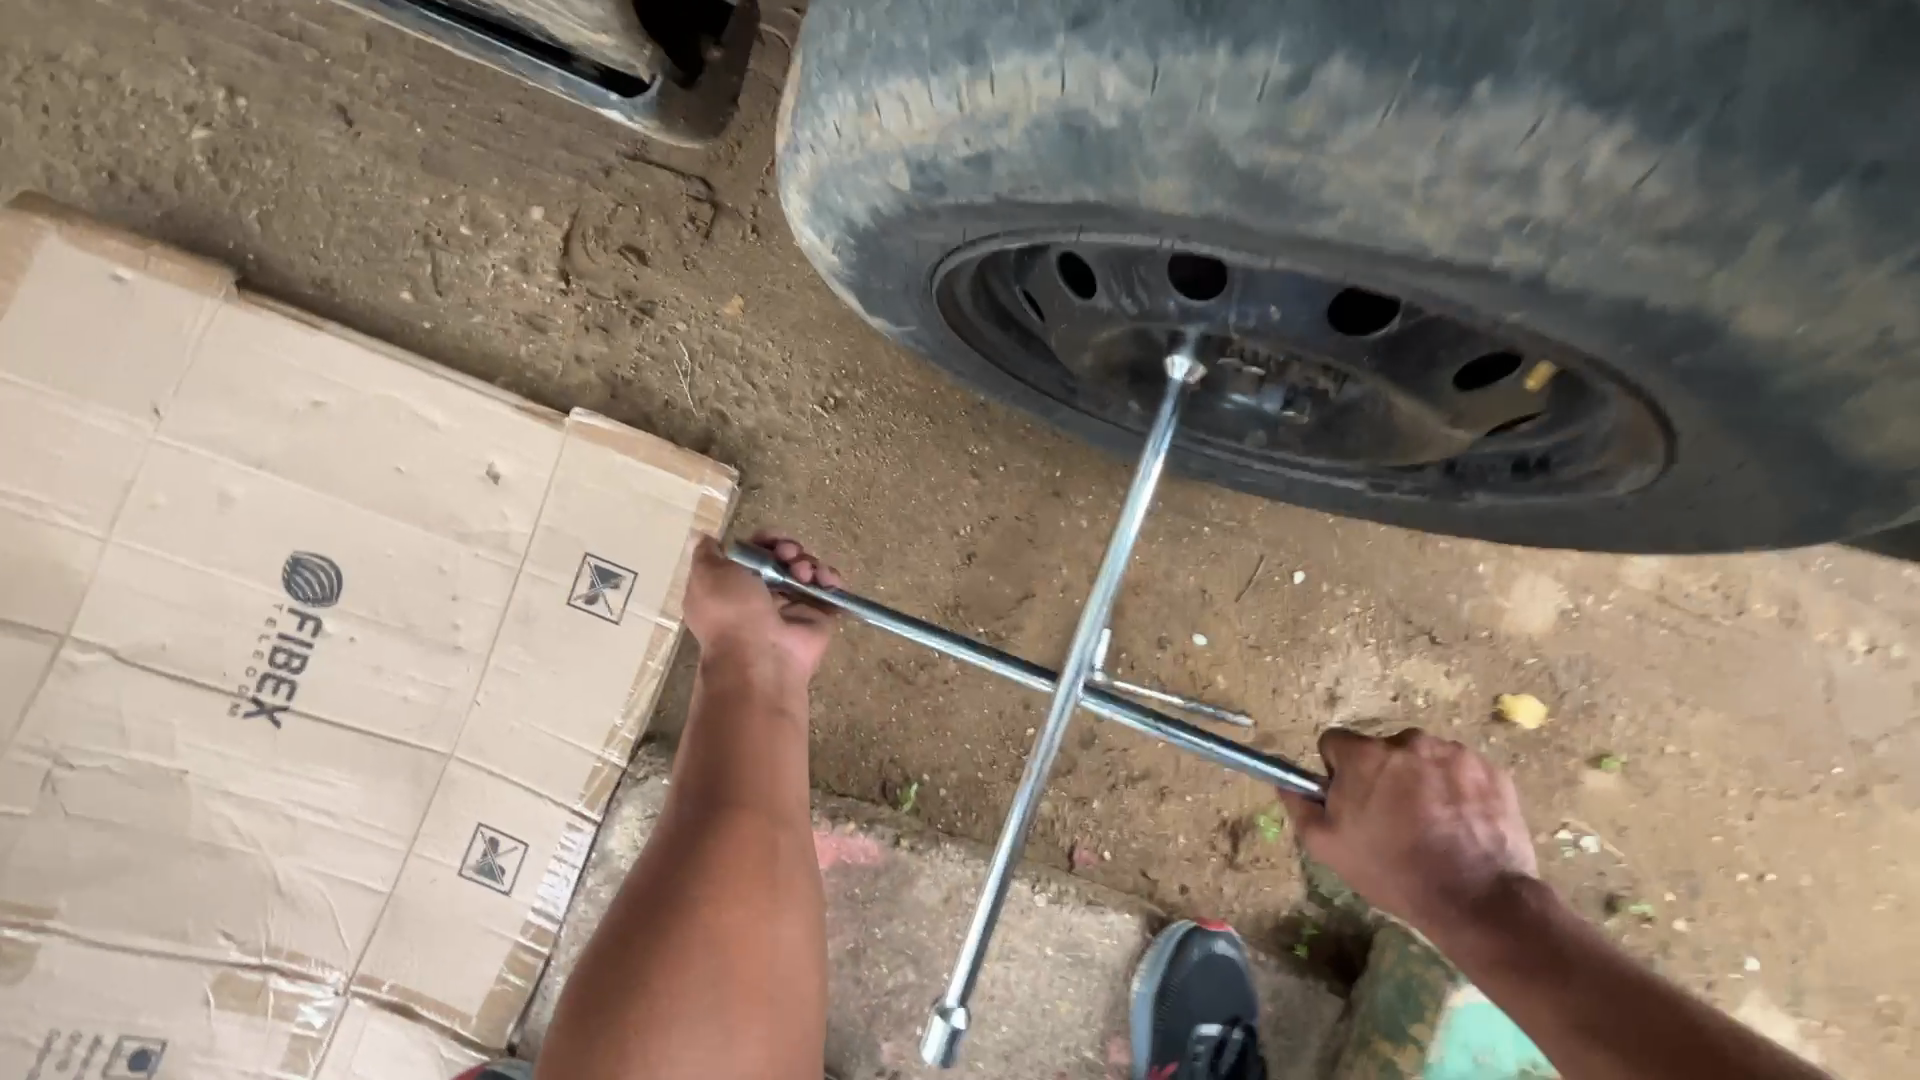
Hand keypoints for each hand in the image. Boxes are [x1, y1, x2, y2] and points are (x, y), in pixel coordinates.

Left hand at [683, 533, 841, 681]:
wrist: (760, 656)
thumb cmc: (730, 611)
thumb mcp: (706, 575)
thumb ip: (707, 554)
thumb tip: (706, 537)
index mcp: (734, 585)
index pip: (754, 552)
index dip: (765, 540)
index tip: (772, 539)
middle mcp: (762, 594)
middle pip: (782, 558)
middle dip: (788, 549)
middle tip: (789, 555)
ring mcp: (792, 606)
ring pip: (806, 570)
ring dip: (808, 563)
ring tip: (804, 573)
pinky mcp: (818, 616)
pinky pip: (829, 590)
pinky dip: (830, 579)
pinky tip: (826, 579)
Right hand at [1277, 728, 1537, 935]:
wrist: (1478, 900)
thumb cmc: (1393, 871)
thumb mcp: (1328, 846)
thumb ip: (1300, 806)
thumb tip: (1286, 783)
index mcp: (1364, 754)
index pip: (1335, 743)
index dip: (1338, 771)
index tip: (1351, 801)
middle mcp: (1408, 742)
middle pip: (1382, 751)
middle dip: (1382, 776)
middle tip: (1392, 820)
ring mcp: (1454, 753)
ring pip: (1422, 759)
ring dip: (1420, 781)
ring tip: (1433, 826)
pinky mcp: (1491, 771)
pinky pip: (1460, 772)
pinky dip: (1457, 791)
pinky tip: (1461, 826)